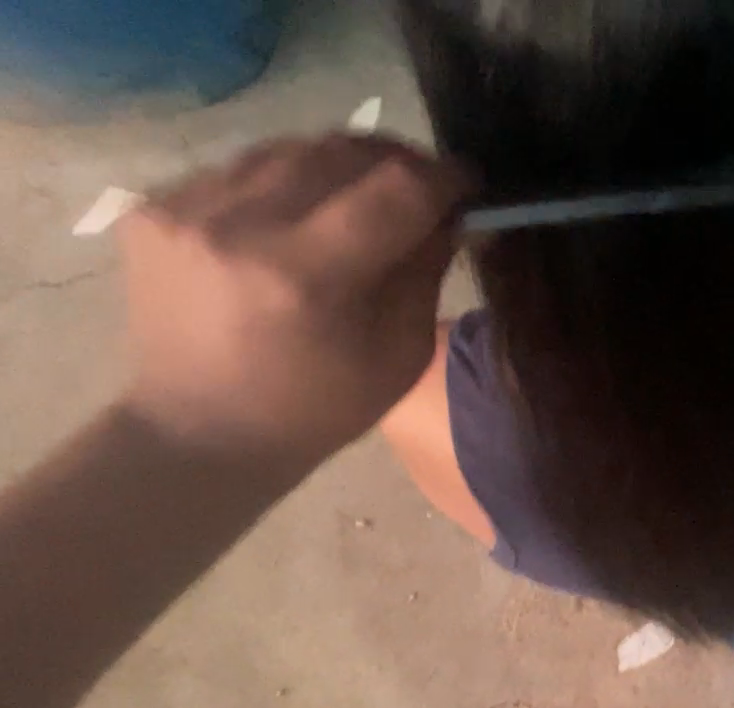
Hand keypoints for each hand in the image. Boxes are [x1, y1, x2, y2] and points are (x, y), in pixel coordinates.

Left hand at [117, 135, 468, 471]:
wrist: (205, 426)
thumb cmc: (324, 406)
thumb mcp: (401, 351)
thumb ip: (424, 271)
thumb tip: (449, 216)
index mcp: (307, 276)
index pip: (394, 193)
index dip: (443, 178)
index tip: (472, 180)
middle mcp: (238, 225)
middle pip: (337, 152)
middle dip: (397, 160)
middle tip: (431, 181)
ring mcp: (184, 209)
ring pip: (288, 149)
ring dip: (344, 163)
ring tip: (377, 190)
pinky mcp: (155, 206)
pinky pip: (242, 168)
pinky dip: (291, 179)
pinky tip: (312, 212)